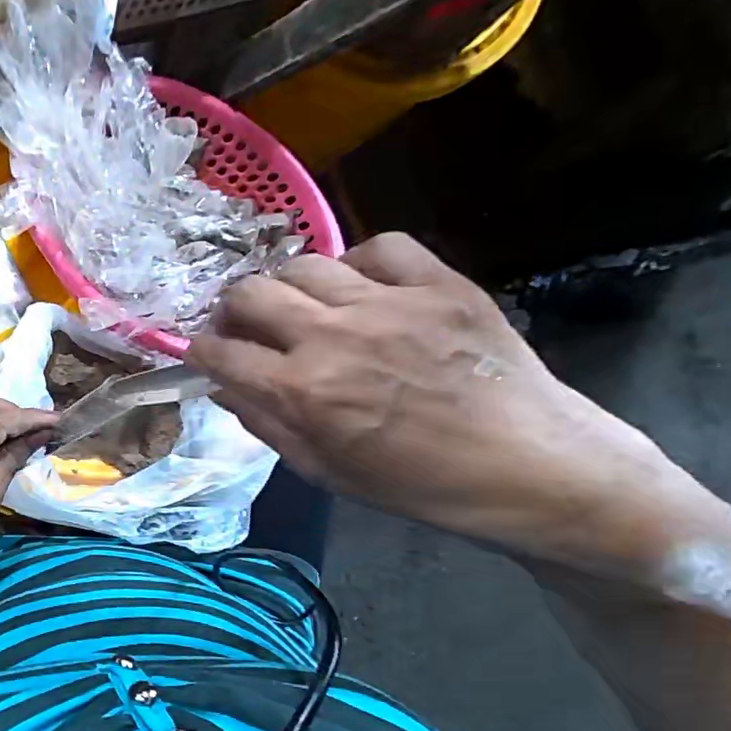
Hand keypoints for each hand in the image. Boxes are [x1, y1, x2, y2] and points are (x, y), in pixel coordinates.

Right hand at [188, 233, 675, 561]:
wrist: (531, 467)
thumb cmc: (416, 484)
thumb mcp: (323, 471)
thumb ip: (265, 424)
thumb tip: (225, 388)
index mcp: (301, 391)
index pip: (220, 352)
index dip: (200, 351)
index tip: (204, 355)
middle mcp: (332, 336)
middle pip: (249, 292)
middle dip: (231, 310)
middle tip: (245, 328)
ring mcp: (388, 303)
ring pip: (304, 263)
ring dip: (286, 285)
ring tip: (300, 306)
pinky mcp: (439, 284)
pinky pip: (379, 246)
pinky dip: (357, 263)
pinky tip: (361, 288)